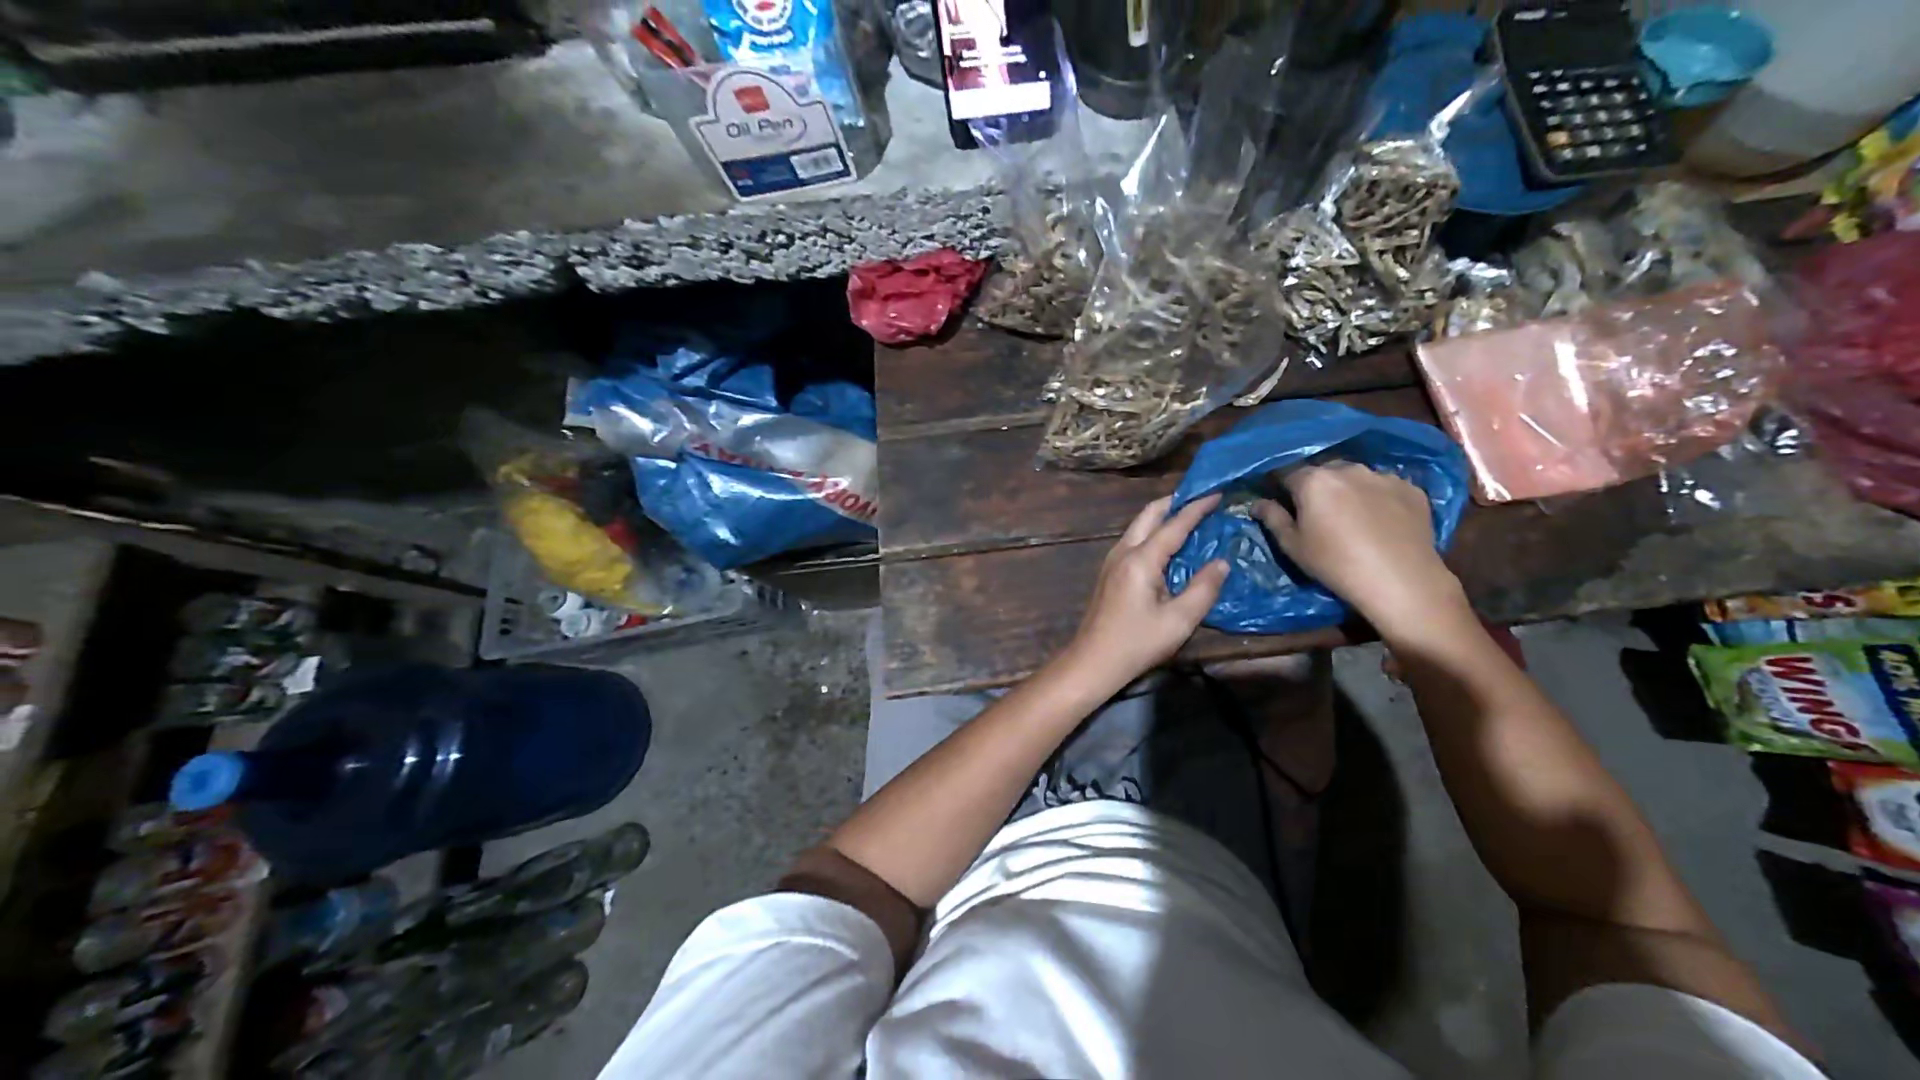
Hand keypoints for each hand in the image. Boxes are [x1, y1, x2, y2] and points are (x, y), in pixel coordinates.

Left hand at [1056, 495, 1229, 694]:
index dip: (1197, 507)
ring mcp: (1112, 561)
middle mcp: (1123, 552)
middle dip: (1175, 501)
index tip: (1218, 492)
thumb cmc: (1137, 643)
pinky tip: (1169, 544)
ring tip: (1189, 516)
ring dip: (1162, 516)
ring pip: (1138, 526)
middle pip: (1149, 514)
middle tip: (1202, 497)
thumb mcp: (1179, 620)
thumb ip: (1204, 588)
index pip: (1174, 524)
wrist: (1093, 661)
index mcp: (1141, 559)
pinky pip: (1134, 540)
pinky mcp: (1109, 572)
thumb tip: (1222, 562)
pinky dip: (1153, 532)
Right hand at [1253, 463, 1471, 644]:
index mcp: (1314, 480)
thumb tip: (1258, 503)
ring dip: (1349, 489)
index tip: (1281, 502)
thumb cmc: (1335, 564)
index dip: (1281, 487)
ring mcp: (1384, 476)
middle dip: (1317, 486)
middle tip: (1318, 512)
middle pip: (1324, 471)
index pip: (1286, 472)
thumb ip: (1273, 518)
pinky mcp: (1412, 489)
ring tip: (1352, 516)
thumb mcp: (1293, 546)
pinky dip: (1378, 498)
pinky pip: (1385, 487)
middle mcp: (1348, 469)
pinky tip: (1381, 520)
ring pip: (1356, 476)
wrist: (1400, 579)